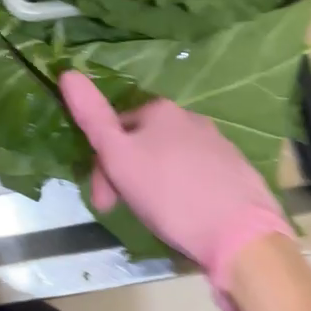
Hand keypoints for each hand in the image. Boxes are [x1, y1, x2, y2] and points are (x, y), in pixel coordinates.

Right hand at [61, 71, 293, 310]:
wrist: (243, 238)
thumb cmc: (171, 195)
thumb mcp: (119, 158)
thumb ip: (93, 117)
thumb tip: (67, 72)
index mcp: (160, 111)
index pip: (115, 129)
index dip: (101, 164)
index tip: (102, 200)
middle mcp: (191, 119)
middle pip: (142, 144)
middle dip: (126, 175)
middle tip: (122, 211)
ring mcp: (219, 145)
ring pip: (170, 160)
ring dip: (154, 183)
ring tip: (156, 218)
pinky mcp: (239, 173)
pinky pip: (198, 177)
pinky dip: (184, 193)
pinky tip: (185, 218)